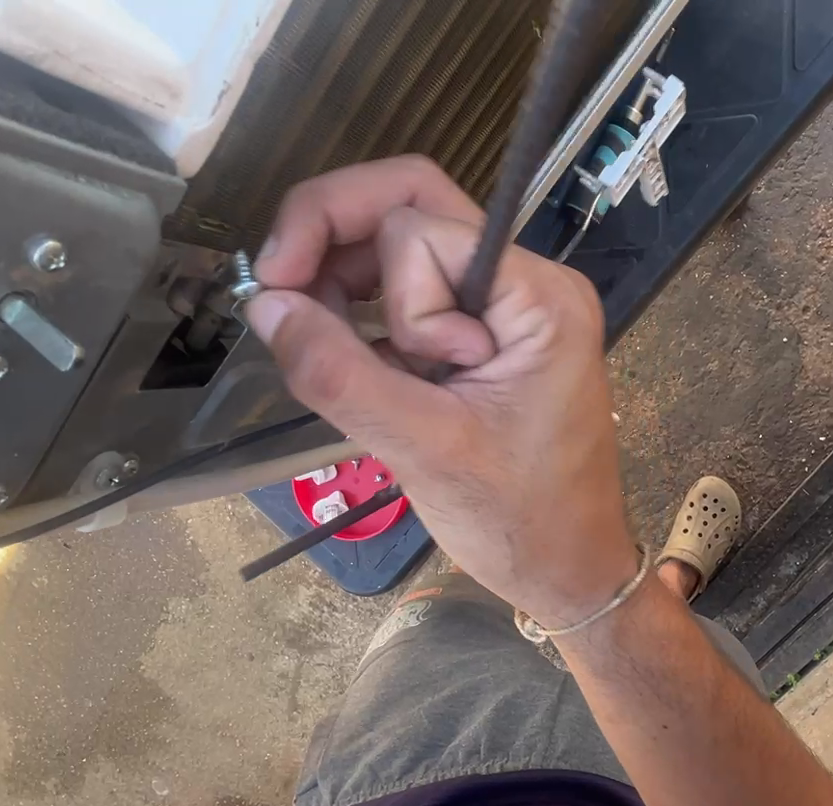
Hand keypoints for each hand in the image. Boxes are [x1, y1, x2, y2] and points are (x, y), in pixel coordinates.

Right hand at [247, 156, 637, 627]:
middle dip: (337, 244)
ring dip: (353, 289)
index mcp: (539, 297)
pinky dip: (374, 322)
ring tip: (342, 356)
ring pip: (406, 248)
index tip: (392, 366)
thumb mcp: (424, 449)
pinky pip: (416, 297)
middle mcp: (531, 285)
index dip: (374, 282)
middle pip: (412, 209)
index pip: (421, 223)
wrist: (568, 570)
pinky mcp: (493, 341)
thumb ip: (339, 374)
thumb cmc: (519, 521)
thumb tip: (264, 304)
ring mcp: (513, 311)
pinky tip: (368, 369)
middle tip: (283, 294)